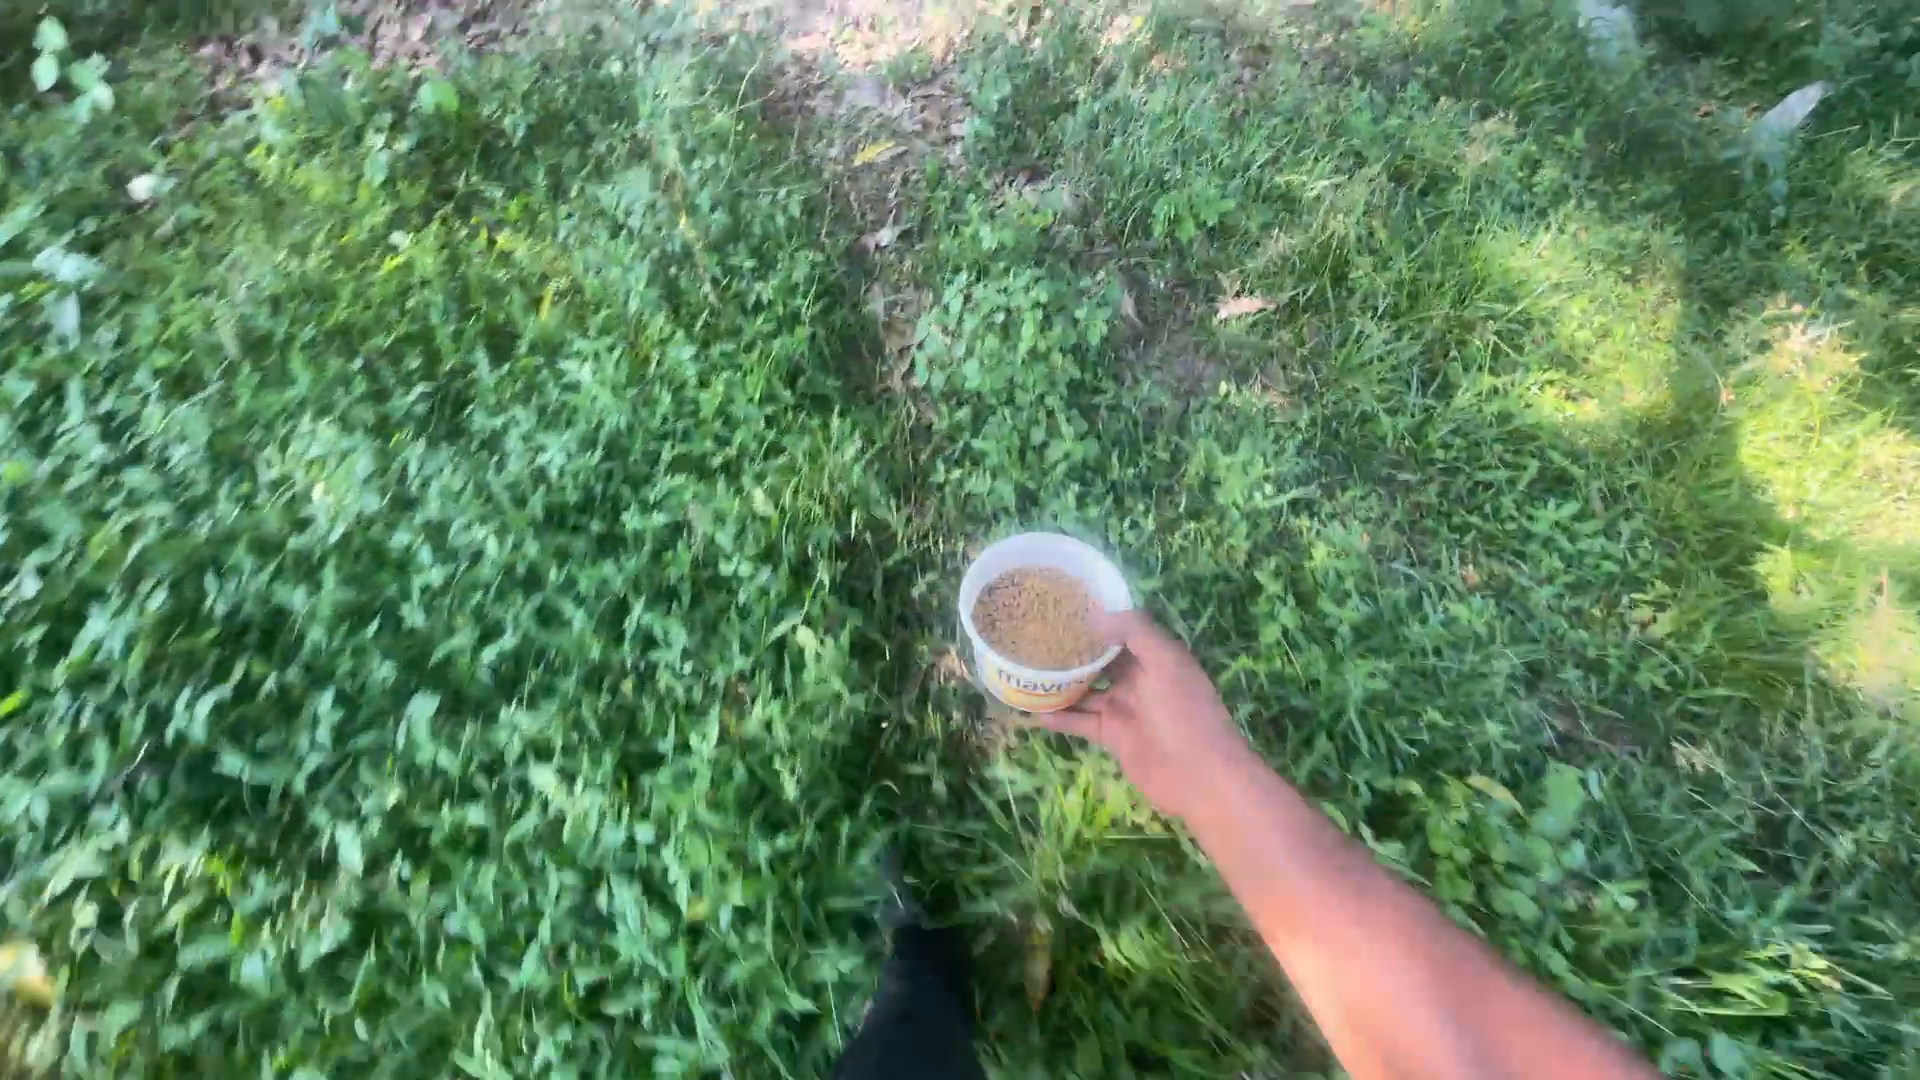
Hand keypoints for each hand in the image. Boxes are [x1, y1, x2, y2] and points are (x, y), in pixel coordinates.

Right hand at [1020, 609, 1253, 819]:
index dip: (1095, 621)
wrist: (1200, 776)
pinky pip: (1080, 721)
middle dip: (1072, 651)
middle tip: (1034, 638)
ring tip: (1025, 670)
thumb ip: (1135, 631)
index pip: (1121, 632)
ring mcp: (1124, 708)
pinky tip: (1029, 710)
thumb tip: (1096, 616)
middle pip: (1099, 660)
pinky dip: (1057, 716)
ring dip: (1060, 683)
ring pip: (1085, 690)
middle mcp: (1138, 679)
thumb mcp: (1166, 661)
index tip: (1062, 610)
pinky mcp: (1112, 736)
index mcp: (1155, 657)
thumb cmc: (1185, 711)